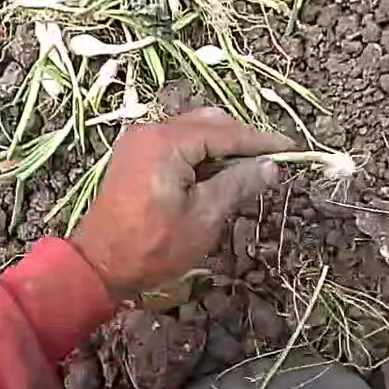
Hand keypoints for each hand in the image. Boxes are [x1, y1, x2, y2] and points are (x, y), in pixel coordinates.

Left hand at [69, 109, 292, 294]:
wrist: (97, 265)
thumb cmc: (152, 248)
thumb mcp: (204, 218)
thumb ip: (238, 184)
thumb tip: (270, 166)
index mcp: (166, 142)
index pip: (225, 132)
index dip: (261, 141)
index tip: (292, 150)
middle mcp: (149, 132)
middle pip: (207, 123)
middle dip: (240, 141)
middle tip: (269, 163)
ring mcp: (137, 142)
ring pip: (190, 132)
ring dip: (219, 147)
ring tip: (245, 173)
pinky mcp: (132, 157)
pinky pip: (173, 144)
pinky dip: (197, 154)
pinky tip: (213, 175)